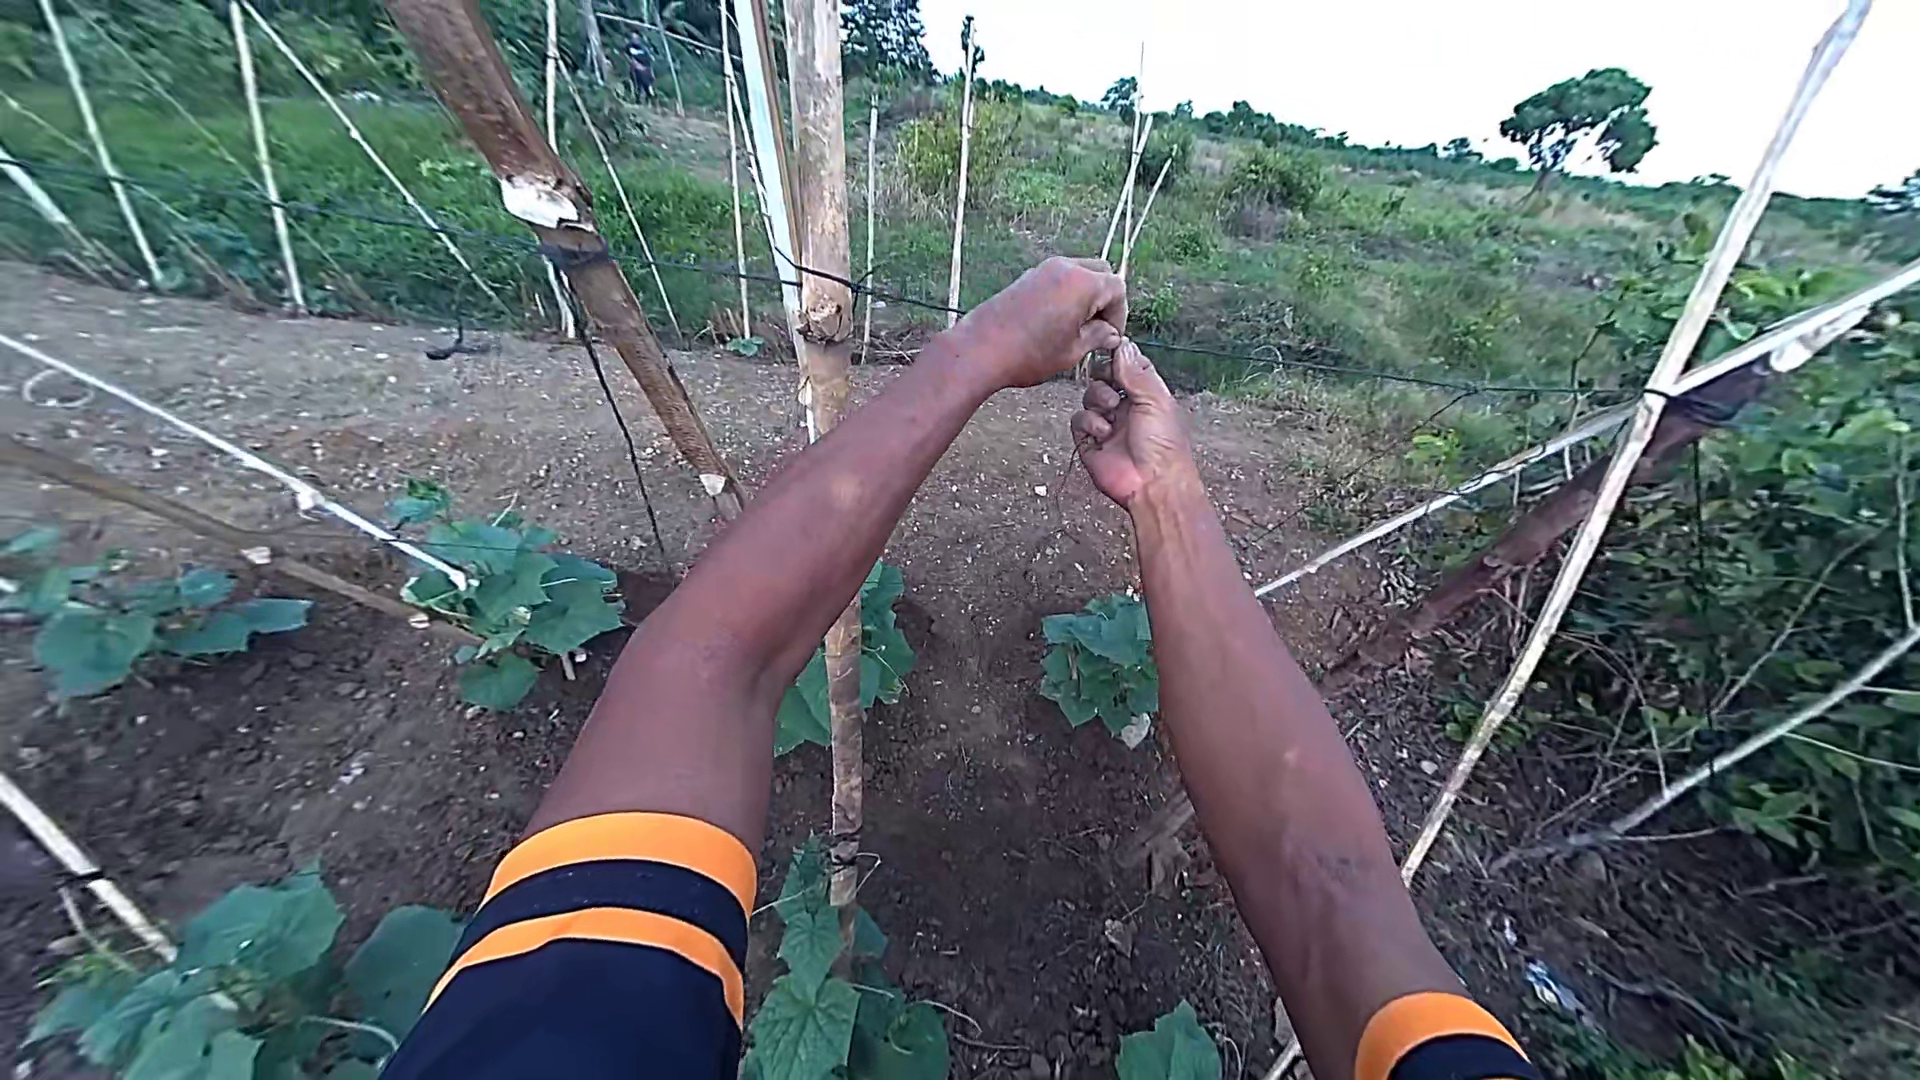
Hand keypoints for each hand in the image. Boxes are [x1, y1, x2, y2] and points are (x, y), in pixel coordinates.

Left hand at [948, 257, 1126, 390]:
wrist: (980, 350)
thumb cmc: (1027, 354)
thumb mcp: (1071, 351)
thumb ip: (1097, 337)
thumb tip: (1110, 334)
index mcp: (1082, 283)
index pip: (1117, 289)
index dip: (1119, 315)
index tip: (1110, 337)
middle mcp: (1064, 268)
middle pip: (1100, 274)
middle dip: (1104, 301)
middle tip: (1097, 330)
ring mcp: (1042, 270)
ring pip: (1078, 275)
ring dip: (1084, 297)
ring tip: (1076, 330)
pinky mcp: (1026, 278)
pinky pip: (1057, 279)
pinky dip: (1065, 296)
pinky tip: (1056, 324)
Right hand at [1071, 339, 1196, 509]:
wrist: (1151, 483)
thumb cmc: (1163, 444)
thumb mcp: (1155, 400)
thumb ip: (1136, 372)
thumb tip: (1123, 345)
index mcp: (1145, 396)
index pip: (1126, 368)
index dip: (1117, 361)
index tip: (1112, 354)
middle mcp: (1125, 409)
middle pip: (1102, 380)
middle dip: (1103, 381)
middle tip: (1112, 388)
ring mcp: (1106, 425)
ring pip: (1088, 398)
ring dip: (1097, 402)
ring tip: (1111, 415)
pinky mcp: (1089, 442)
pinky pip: (1078, 421)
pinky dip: (1088, 423)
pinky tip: (1103, 434)